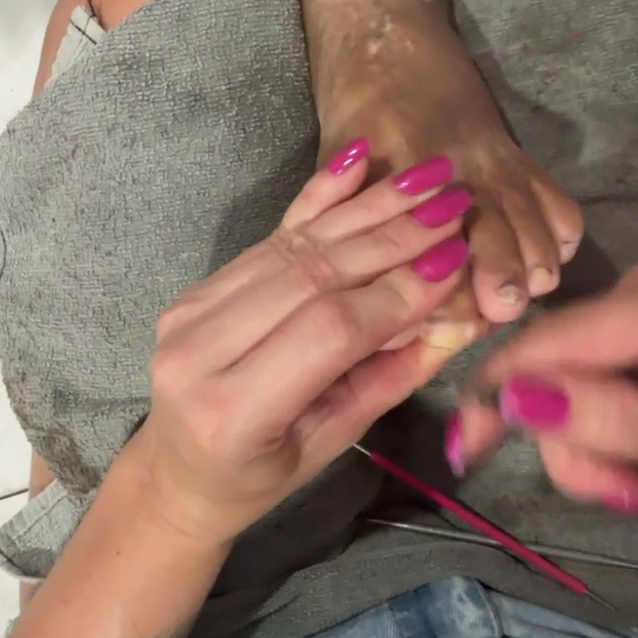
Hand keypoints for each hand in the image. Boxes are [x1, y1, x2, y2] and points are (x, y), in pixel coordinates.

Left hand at [126, 146, 471, 547]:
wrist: (179, 470)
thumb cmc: (259, 476)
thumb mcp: (329, 443)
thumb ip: (387, 376)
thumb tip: (456, 316)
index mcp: (232, 410)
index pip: (328, 331)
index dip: (395, 293)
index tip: (457, 260)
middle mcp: (199, 350)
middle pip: (309, 276)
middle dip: (391, 238)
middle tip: (456, 206)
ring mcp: (189, 310)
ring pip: (291, 248)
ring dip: (365, 209)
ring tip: (428, 178)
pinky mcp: (196, 288)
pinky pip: (267, 238)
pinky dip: (317, 199)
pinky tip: (358, 161)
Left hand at [318, 16, 583, 329]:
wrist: (389, 33)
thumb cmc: (355, 100)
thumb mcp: (335, 153)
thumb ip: (346, 207)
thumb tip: (365, 280)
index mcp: (418, 173)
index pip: (444, 251)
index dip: (447, 298)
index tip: (443, 329)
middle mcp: (472, 170)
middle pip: (506, 244)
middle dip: (503, 289)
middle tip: (497, 318)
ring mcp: (503, 160)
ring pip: (541, 228)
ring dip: (534, 269)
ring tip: (520, 300)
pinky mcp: (521, 153)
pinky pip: (558, 203)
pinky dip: (557, 237)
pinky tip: (540, 261)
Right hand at [454, 261, 637, 519]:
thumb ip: (612, 420)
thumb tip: (514, 398)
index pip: (544, 343)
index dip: (496, 395)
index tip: (465, 451)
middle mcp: (636, 289)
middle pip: (550, 372)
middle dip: (578, 447)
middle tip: (630, 498)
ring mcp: (632, 308)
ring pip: (561, 386)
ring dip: (592, 450)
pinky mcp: (631, 332)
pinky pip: (580, 384)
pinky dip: (601, 434)